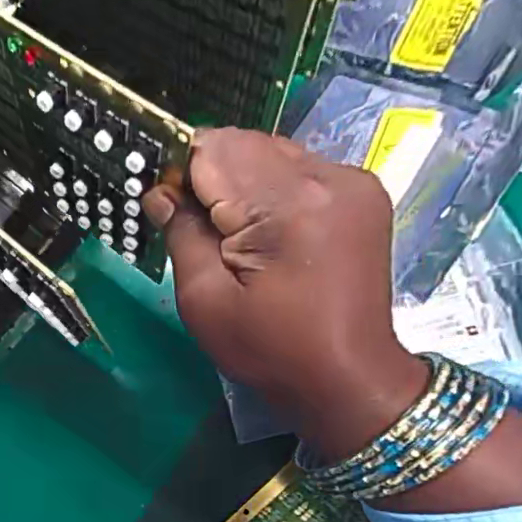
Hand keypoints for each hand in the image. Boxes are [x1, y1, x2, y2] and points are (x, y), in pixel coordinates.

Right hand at [146, 128, 427, 460]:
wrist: (347, 377)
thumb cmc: (270, 349)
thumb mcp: (205, 300)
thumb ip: (181, 234)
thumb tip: (159, 193)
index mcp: (287, 206)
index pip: (214, 151)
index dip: (178, 169)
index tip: (163, 203)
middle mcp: (327, 178)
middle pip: (243, 144)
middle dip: (207, 174)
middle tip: (190, 222)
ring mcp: (352, 181)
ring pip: (270, 152)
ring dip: (237, 180)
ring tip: (226, 229)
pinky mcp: (362, 193)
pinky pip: (297, 169)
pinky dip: (268, 188)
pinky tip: (262, 228)